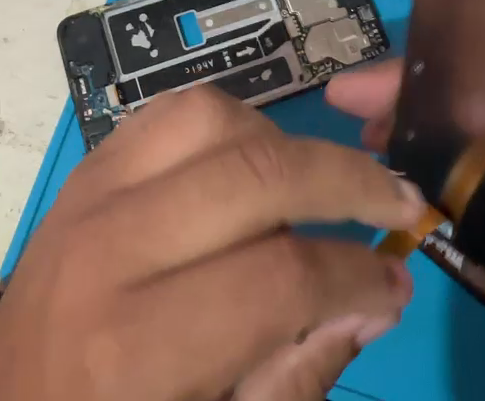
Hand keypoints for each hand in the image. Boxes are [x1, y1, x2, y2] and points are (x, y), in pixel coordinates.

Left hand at [0, 87, 425, 400]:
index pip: (279, 277)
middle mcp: (111, 248)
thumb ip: (294, 376)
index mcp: (135, 345)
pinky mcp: (88, 166)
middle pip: (256, 176)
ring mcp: (92, 192)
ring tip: (315, 184)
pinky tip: (254, 160)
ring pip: (212, 118)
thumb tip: (372, 300)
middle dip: (347, 180)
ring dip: (281, 142)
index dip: (357, 276)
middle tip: (395, 201)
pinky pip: (171, 110)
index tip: (395, 282)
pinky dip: (229, 123)